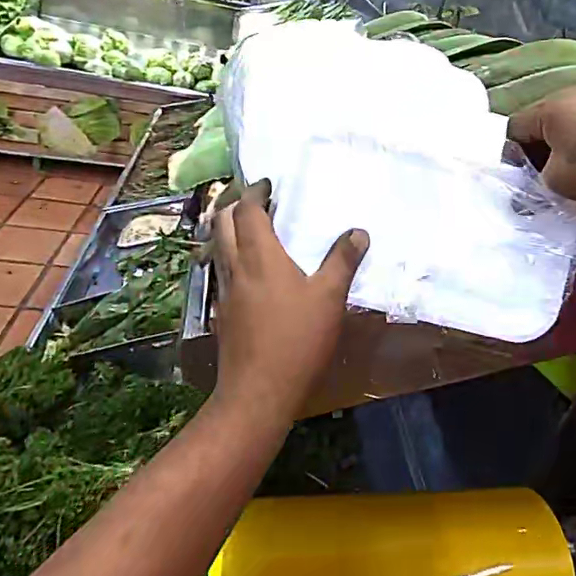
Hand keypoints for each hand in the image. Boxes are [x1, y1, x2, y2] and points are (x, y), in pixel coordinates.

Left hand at [210, 180, 368, 427]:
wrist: (257, 391)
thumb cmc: (296, 339)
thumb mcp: (329, 298)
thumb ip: (342, 261)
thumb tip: (358, 231)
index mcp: (259, 256)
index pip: (247, 210)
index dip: (254, 192)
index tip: (267, 184)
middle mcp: (235, 266)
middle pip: (222, 223)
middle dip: (234, 204)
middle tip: (254, 199)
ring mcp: (224, 291)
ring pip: (218, 247)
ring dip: (228, 230)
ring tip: (250, 229)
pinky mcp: (222, 313)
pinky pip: (221, 272)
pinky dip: (229, 257)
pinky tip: (248, 273)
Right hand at [507, 85, 575, 205]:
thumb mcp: (563, 184)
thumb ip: (540, 181)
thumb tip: (542, 178)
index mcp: (551, 106)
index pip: (512, 129)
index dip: (513, 157)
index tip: (526, 182)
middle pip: (545, 125)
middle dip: (544, 154)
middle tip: (554, 185)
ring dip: (574, 150)